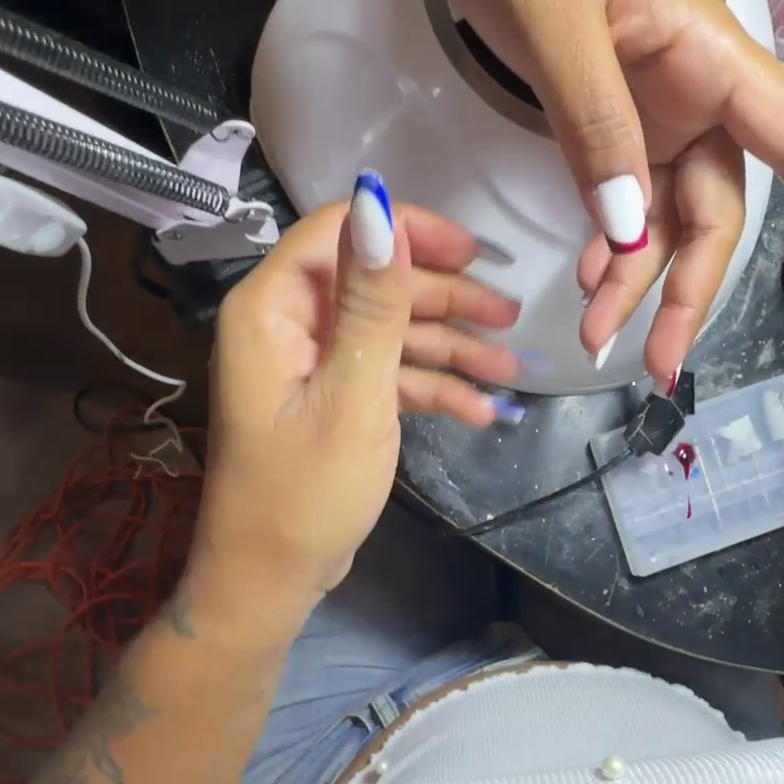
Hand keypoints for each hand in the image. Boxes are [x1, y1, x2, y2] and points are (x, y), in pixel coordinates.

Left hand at [190, 174, 507, 624]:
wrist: (272, 579)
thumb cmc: (305, 492)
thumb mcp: (352, 396)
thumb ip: (373, 304)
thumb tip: (380, 204)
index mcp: (273, 310)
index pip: (340, 233)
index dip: (409, 233)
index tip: (474, 252)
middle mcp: (290, 327)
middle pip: (376, 286)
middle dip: (445, 301)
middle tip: (509, 317)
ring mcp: (314, 368)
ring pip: (392, 336)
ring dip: (451, 351)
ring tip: (510, 367)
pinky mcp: (335, 403)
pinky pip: (389, 379)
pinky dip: (432, 391)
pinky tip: (482, 411)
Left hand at [455, 0, 783, 381]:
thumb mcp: (557, 23)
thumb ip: (597, 123)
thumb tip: (634, 233)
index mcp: (704, 53)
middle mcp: (691, 94)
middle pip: (715, 211)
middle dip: (687, 291)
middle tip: (656, 363)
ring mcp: (649, 117)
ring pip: (664, 223)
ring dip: (635, 286)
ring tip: (594, 334)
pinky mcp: (607, 132)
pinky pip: (622, 208)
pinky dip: (609, 252)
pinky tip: (588, 283)